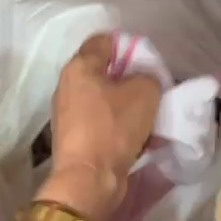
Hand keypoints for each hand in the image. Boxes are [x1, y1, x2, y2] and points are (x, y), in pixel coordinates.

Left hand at [37, 34, 161, 220]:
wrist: (89, 180)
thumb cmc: (113, 127)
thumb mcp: (145, 91)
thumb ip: (148, 76)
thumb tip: (144, 81)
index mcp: (79, 67)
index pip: (103, 41)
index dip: (128, 45)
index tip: (147, 62)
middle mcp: (67, 88)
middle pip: (104, 74)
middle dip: (131, 81)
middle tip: (153, 91)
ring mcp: (68, 117)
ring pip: (105, 103)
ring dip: (129, 109)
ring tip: (151, 120)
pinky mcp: (75, 142)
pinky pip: (103, 127)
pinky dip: (120, 130)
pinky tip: (141, 141)